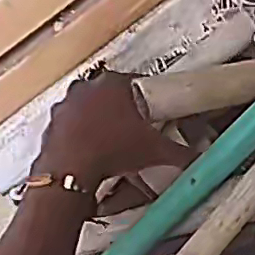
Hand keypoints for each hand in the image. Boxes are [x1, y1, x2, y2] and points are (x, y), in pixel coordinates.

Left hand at [33, 74, 194, 187]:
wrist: (72, 171)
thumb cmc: (113, 150)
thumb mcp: (154, 152)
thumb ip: (181, 154)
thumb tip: (201, 160)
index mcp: (114, 83)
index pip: (139, 84)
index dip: (149, 100)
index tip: (154, 114)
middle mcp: (87, 87)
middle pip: (112, 95)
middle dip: (123, 111)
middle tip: (135, 131)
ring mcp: (67, 104)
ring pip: (90, 109)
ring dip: (101, 122)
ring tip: (114, 144)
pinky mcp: (54, 124)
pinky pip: (73, 127)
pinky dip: (82, 137)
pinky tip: (93, 153)